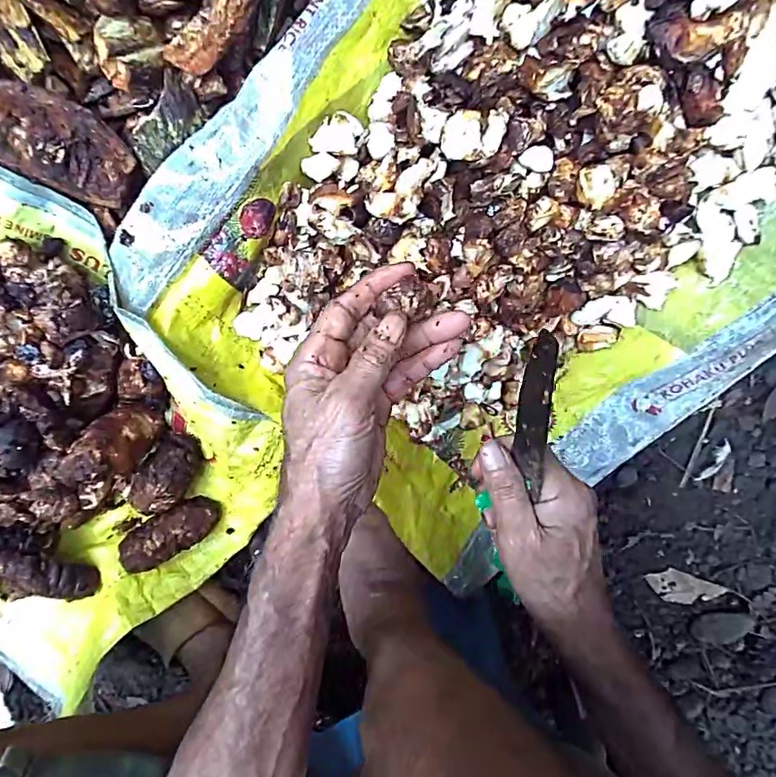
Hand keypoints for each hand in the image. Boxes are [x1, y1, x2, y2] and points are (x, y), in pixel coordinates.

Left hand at [282, 264, 469, 518]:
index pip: (345, 311)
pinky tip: (447, 350)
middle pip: (377, 330)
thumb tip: (393, 320)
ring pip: (396, 353)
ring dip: (427, 340)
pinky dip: (424, 364)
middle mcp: (336, 368)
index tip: (404, 272)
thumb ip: (373, 358)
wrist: (329, 503)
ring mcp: (358, 386)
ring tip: (460, 325)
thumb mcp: (347, 400)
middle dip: (413, 317)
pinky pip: (402, 377)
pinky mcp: (376, 405)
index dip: (374, 288)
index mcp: (315, 360)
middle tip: (446, 303)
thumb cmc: (322, 455)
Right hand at [473, 437, 614, 639]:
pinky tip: (514, 535)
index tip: (477, 478)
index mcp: (565, 489)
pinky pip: (538, 500)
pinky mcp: (570, 517)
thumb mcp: (516, 534)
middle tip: (490, 515)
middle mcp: (575, 490)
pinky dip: (520, 512)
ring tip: (501, 531)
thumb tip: (490, 448)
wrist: (574, 619)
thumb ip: (504, 489)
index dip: (498, 455)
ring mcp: (574, 504)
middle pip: (528, 464)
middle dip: (501, 484)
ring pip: (530, 483)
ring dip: (508, 501)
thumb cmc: (543, 581)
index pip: (528, 447)